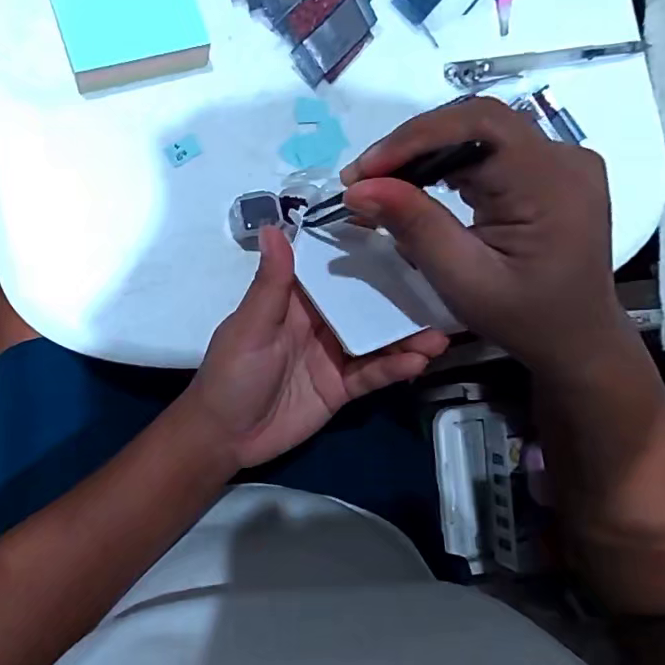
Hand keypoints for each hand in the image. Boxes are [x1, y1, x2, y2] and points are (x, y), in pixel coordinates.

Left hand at [181, 226, 447, 468]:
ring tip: (439, 333)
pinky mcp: (341, 387)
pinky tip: (419, 360)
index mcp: (292, 302)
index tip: (400, 230)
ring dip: (405, 335)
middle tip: (439, 284)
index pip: (330, 270)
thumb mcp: (250, 326)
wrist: (226, 436)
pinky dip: (395, 367)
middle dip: (397, 296)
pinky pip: (372, 374)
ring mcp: (331, 356)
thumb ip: (271, 283)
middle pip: (362, 304)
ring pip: (375, 339)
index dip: (360, 252)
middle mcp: (317, 324)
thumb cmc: (231, 373)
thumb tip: (274, 227)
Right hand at [339, 97, 635, 381]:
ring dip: (421, 152)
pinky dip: (441, 163)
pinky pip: (484, 150)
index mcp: (551, 183)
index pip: (480, 126)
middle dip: (411, 144)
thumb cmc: (523, 317)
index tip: (363, 171)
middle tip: (360, 178)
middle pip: (476, 122)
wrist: (576, 339)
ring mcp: (556, 162)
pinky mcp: (542, 172)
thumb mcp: (463, 280)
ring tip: (377, 183)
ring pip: (476, 132)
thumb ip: (415, 227)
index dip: (416, 137)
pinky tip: (411, 184)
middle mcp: (562, 159)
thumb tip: (359, 188)